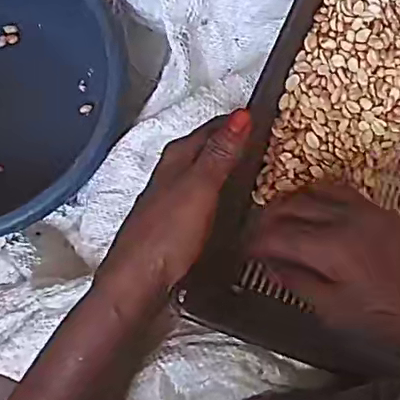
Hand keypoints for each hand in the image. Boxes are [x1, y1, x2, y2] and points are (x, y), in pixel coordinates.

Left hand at [95, 110, 252, 301]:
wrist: (138, 282)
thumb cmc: (165, 236)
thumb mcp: (200, 188)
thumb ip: (221, 154)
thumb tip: (241, 117)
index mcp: (176, 160)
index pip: (210, 128)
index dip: (235, 122)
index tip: (261, 117)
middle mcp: (171, 175)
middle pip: (205, 147)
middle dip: (231, 140)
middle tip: (262, 138)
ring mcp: (172, 200)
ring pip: (203, 171)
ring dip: (226, 166)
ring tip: (252, 167)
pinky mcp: (176, 223)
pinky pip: (204, 195)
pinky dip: (220, 190)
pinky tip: (229, 202)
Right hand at [246, 182, 399, 350]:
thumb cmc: (388, 318)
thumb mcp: (336, 312)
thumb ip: (299, 283)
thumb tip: (270, 263)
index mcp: (331, 249)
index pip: (277, 236)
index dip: (254, 243)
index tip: (243, 253)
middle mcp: (344, 220)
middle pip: (290, 208)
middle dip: (265, 222)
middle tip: (254, 239)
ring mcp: (363, 209)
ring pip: (311, 192)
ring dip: (288, 204)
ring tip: (276, 223)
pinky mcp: (377, 209)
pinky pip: (337, 189)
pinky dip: (315, 195)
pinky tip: (310, 211)